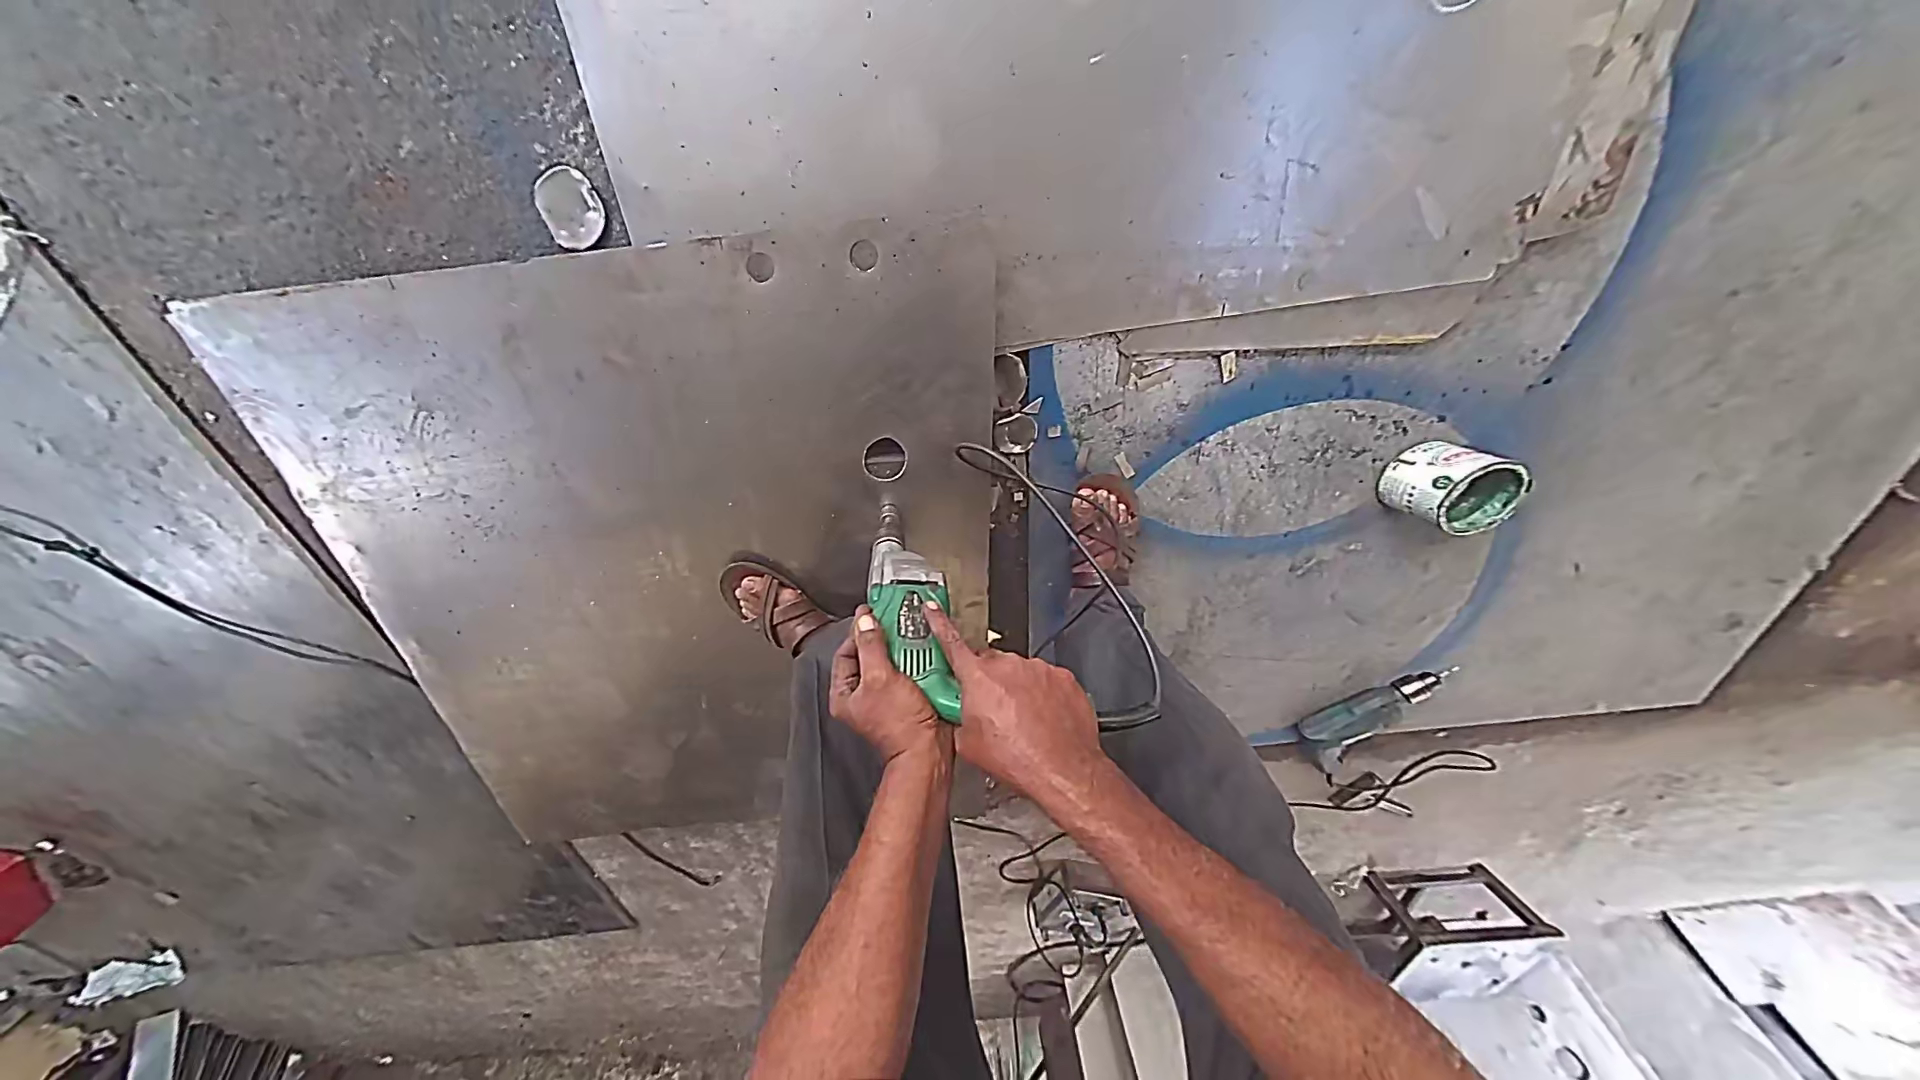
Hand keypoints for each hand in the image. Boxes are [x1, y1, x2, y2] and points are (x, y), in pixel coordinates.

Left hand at [830, 605, 949, 763]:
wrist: (929, 750)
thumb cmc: (900, 726)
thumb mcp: (880, 678)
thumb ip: (870, 646)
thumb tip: (864, 621)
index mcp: (845, 694)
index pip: (846, 652)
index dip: (858, 631)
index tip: (872, 613)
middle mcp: (863, 696)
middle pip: (869, 655)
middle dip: (883, 638)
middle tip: (895, 620)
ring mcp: (886, 697)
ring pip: (891, 661)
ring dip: (902, 647)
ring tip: (911, 633)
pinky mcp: (907, 698)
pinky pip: (909, 671)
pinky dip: (916, 659)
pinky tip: (924, 650)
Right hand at [923, 600, 1107, 806]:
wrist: (1062, 770)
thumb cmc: (1018, 759)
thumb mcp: (968, 745)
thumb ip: (958, 717)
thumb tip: (959, 715)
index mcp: (979, 677)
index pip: (952, 642)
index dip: (939, 623)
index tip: (932, 608)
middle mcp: (1009, 666)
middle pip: (990, 663)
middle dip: (988, 681)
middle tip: (991, 709)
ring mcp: (1038, 669)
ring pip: (1020, 672)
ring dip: (1017, 690)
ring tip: (1022, 721)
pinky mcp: (1063, 677)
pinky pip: (1046, 680)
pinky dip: (1042, 696)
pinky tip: (1042, 719)